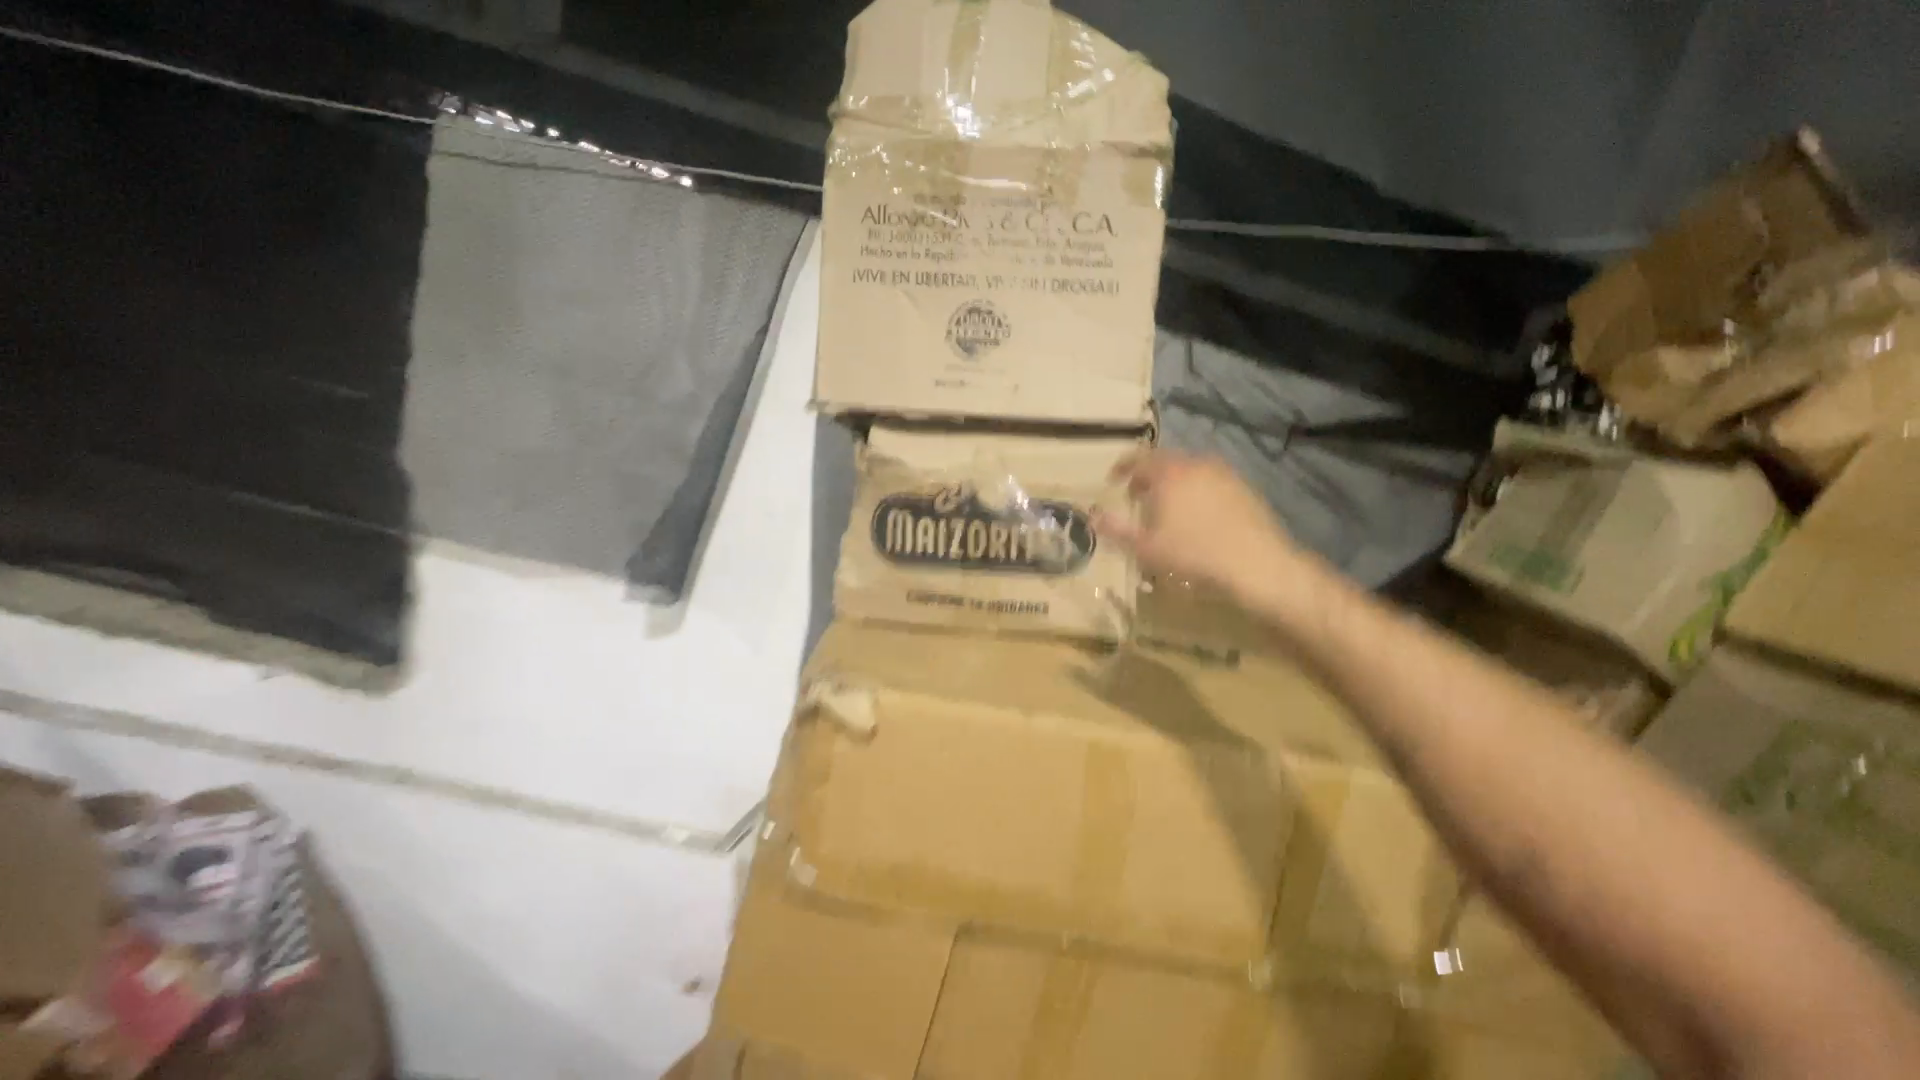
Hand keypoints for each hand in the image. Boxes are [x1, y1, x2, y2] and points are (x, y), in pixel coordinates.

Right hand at [1094, 451, 1302, 600]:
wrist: (1255, 564)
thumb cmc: (1194, 554)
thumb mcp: (1146, 548)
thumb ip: (1116, 529)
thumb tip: (1092, 516)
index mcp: (1170, 473)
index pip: (1138, 458)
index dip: (1122, 467)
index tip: (1113, 482)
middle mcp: (1196, 464)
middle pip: (1165, 461)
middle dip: (1148, 476)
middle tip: (1138, 496)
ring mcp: (1224, 474)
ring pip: (1190, 470)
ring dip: (1174, 483)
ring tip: (1168, 508)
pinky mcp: (1244, 488)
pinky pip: (1211, 482)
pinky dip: (1197, 491)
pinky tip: (1198, 517)